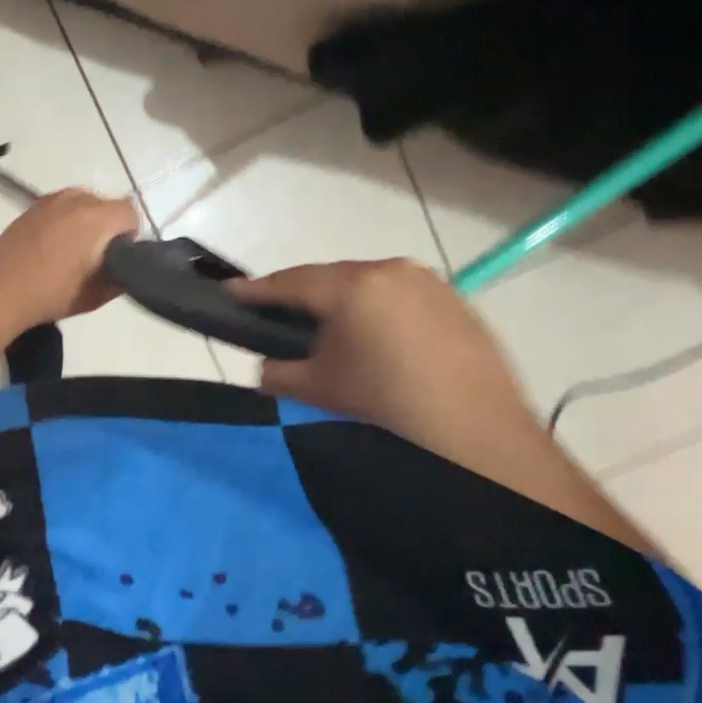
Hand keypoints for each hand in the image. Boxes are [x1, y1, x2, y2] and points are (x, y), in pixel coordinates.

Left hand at [0, 189, 141, 328]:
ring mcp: (48, 201)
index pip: (129, 213)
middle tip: (95, 254)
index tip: (118, 256)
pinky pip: (57, 206)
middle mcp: (74, 200)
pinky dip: (62, 219)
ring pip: (80, 201)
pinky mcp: (29, 209)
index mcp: (96, 219)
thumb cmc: (51, 296)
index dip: (129, 235)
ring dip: (84, 219)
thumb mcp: (95, 296)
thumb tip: (125, 269)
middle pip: (105, 203)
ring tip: (72, 247)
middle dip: (106, 225)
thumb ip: (119, 278)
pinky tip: (50, 244)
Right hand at [225, 258, 652, 552]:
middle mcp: (391, 271)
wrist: (473, 432)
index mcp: (351, 286)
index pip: (288, 282)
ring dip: (343, 304)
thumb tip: (270, 364)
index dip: (254, 290)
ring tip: (327, 332)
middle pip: (330, 278)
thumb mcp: (313, 389)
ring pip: (368, 286)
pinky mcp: (457, 303)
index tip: (228, 294)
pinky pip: (401, 299)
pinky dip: (378, 314)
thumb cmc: (382, 403)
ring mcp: (430, 283)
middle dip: (301, 296)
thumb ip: (275, 371)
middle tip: (277, 317)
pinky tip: (375, 343)